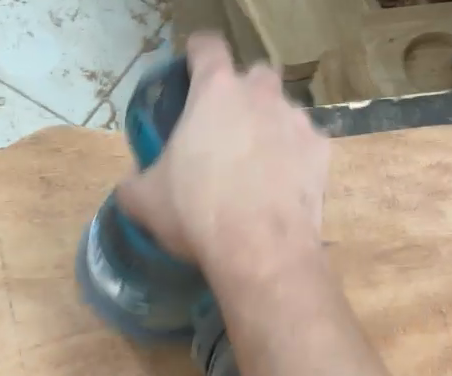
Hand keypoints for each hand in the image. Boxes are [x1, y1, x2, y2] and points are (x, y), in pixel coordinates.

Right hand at [115, 32, 329, 284]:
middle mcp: (260, 94)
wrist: (259, 251)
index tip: (191, 72)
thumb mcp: (145, 202)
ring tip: (253, 172)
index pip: (206, 48)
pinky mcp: (320, 152)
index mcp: (214, 92)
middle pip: (253, 77)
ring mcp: (296, 120)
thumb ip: (134, 184)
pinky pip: (302, 148)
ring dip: (267, 132)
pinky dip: (291, 163)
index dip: (197, 57)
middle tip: (224, 134)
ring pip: (281, 113)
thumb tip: (131, 186)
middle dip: (240, 97)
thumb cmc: (195, 215)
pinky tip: (277, 192)